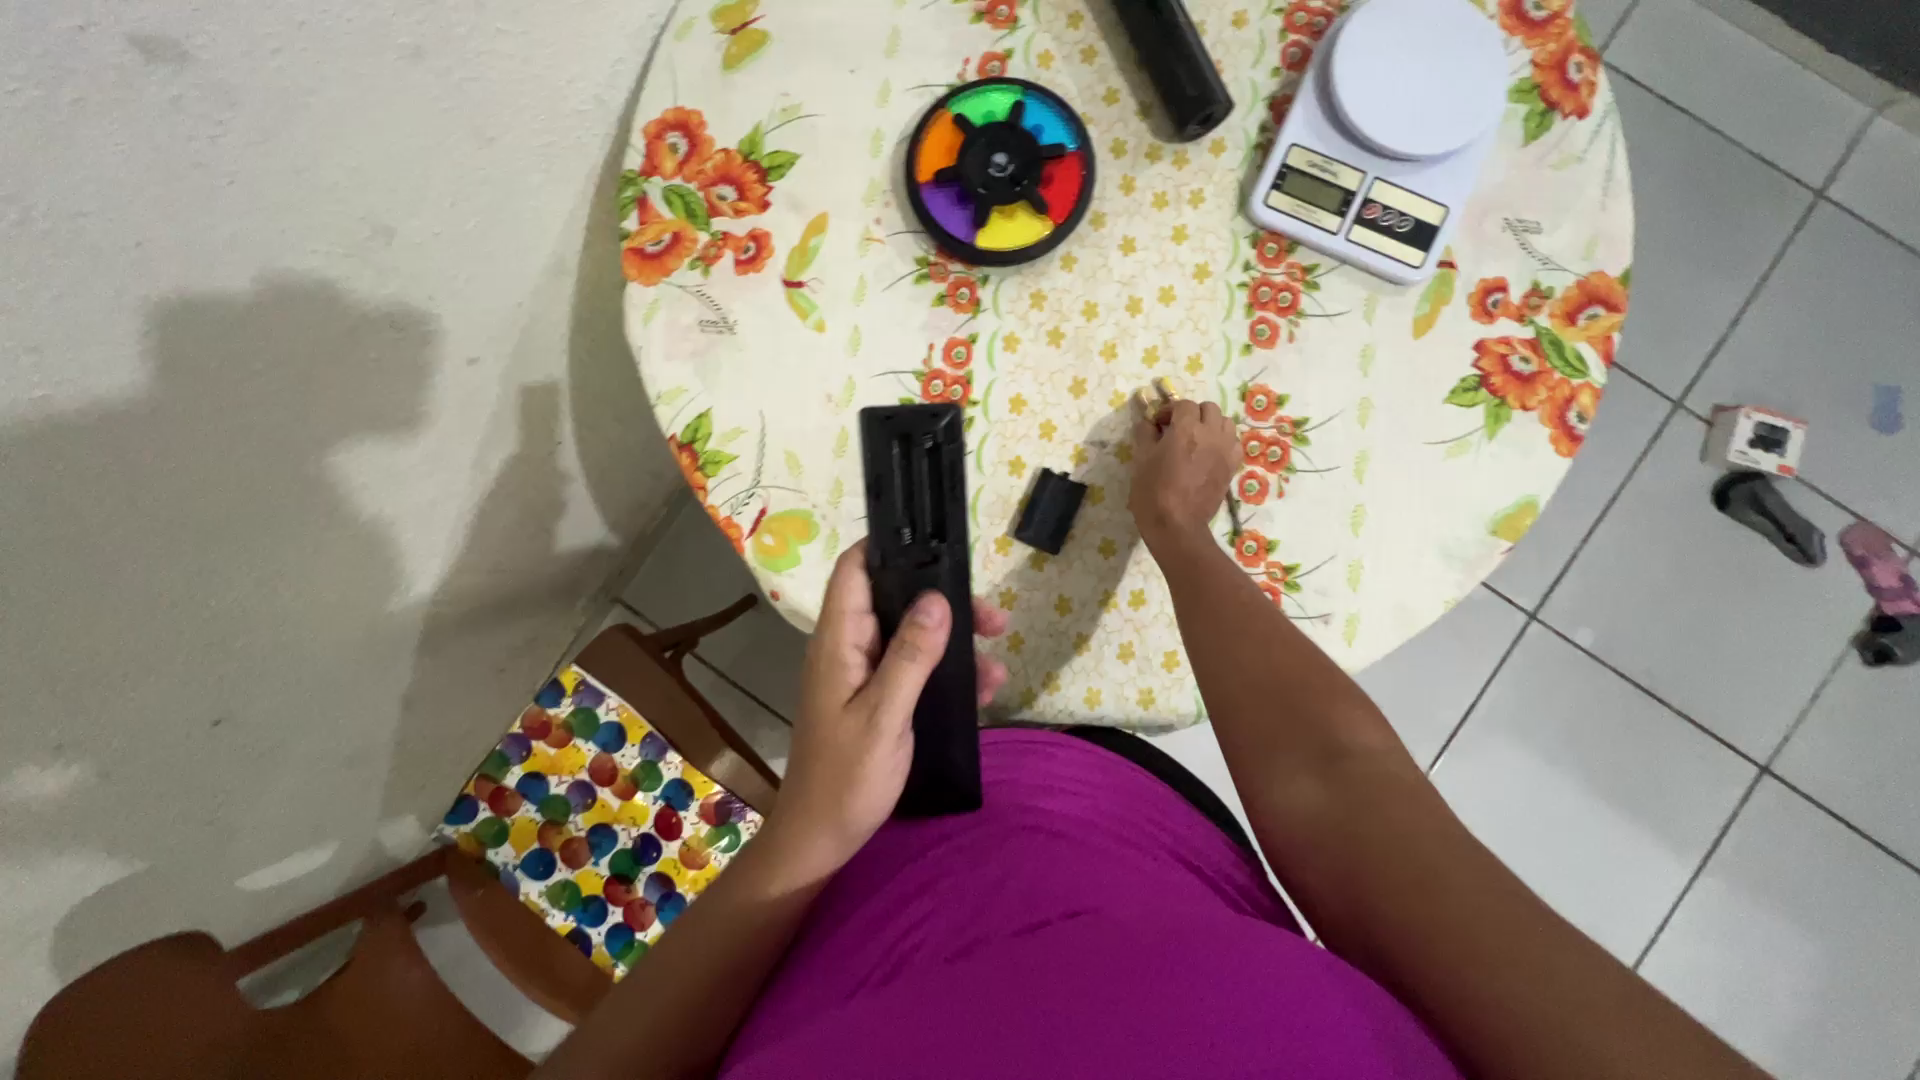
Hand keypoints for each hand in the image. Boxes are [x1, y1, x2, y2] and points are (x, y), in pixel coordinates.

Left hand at [768, 541, 1008, 875]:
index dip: (890, 549)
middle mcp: (849, 647)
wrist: (823, 836)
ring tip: (998, 656)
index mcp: (839, 641)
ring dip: (954, 641)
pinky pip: (914, 669)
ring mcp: (863, 673)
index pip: (855, 571)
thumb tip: (938, 598)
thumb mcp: (884, 714)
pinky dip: (946, 673)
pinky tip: (984, 689)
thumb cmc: (846, 777)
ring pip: (911, 635)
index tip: (939, 546)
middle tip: (993, 617)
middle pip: (895, 601)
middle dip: (944, 601)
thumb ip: (911, 656)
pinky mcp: (877, 697)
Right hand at [1129, 398, 1238, 555]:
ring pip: (1226, 423)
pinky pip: (1234, 443)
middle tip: (1177, 430)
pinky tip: (1210, 453)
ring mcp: (1225, 450)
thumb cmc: (1152, 492)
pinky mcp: (1232, 467)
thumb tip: (1148, 422)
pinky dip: (1223, 442)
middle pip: (1209, 409)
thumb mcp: (1140, 460)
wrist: (1176, 525)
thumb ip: (1145, 434)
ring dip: (1211, 425)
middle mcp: (1211, 434)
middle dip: (1192, 414)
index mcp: (1186, 429)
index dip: (1169, 411)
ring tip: (1197, 439)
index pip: (1183, 405)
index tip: (1158, 425)